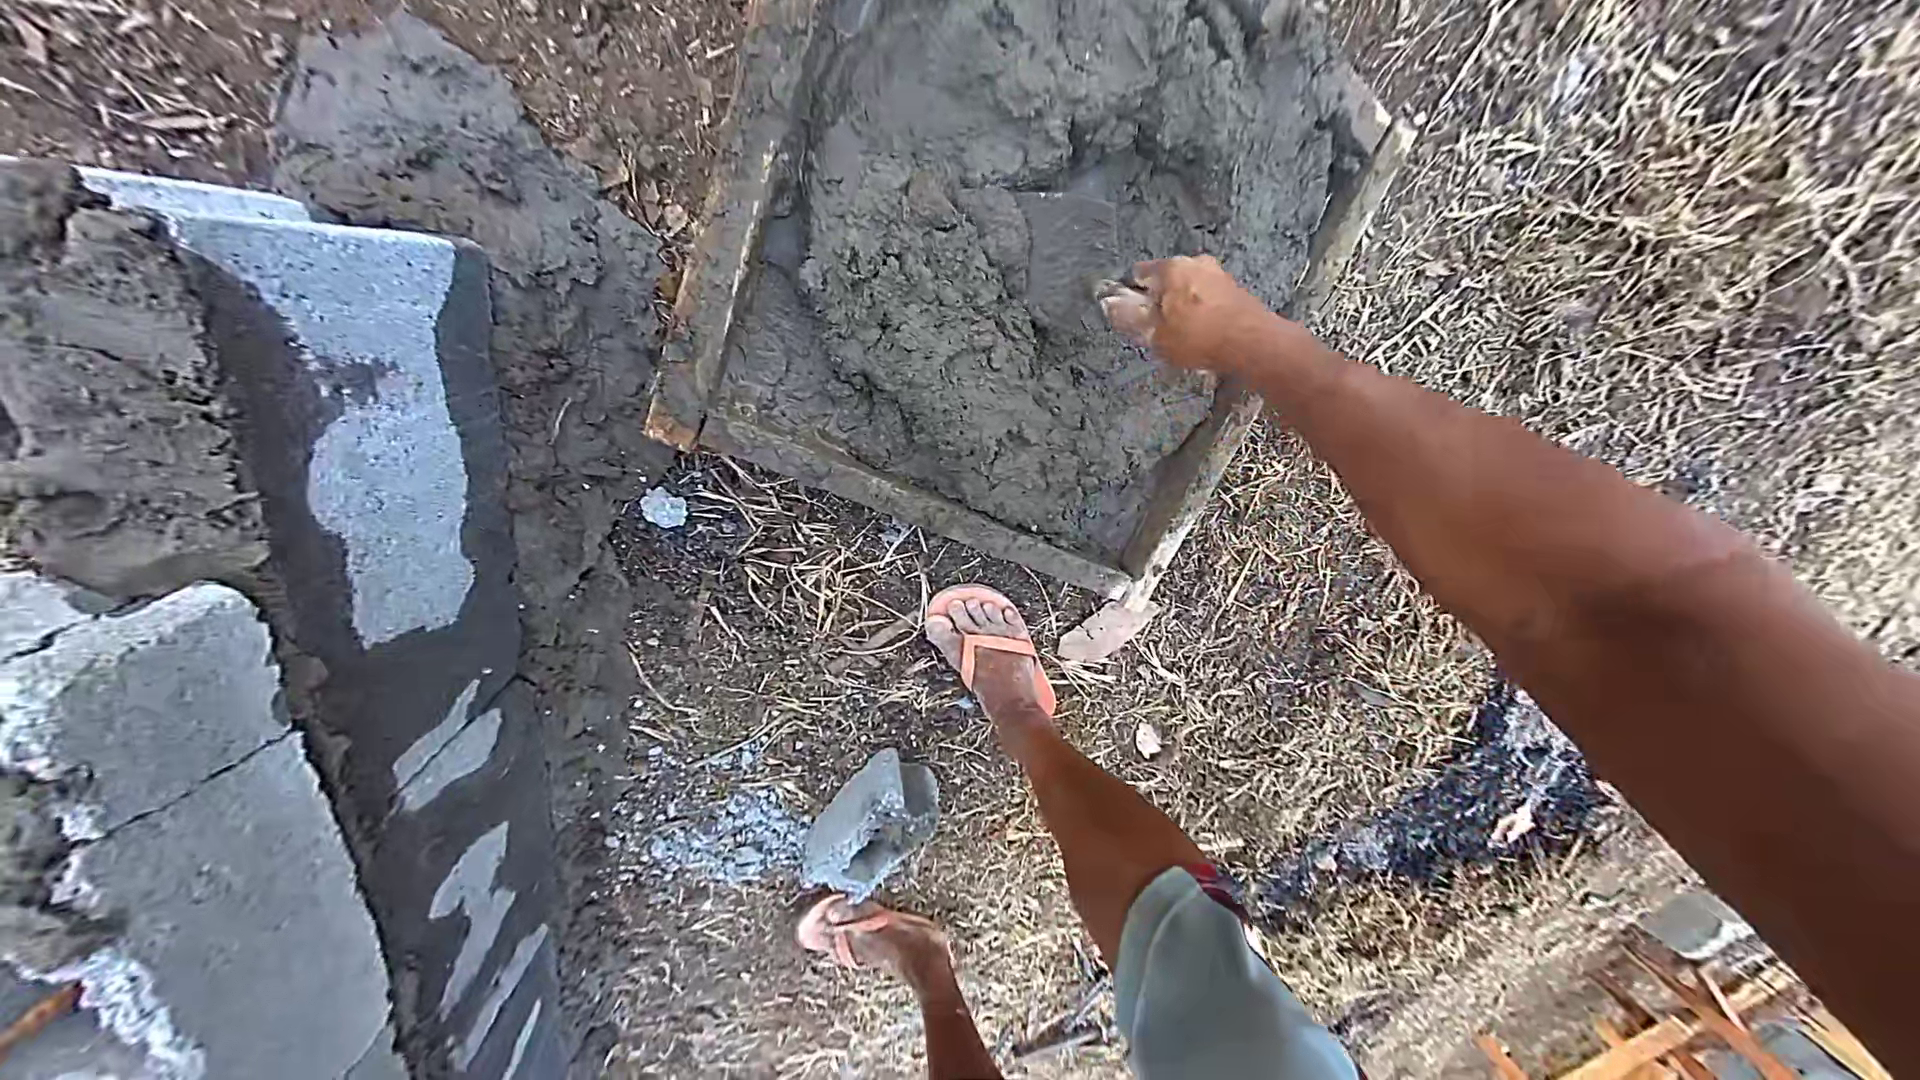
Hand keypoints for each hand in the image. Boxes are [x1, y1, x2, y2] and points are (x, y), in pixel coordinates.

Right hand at [1098, 255, 1274, 373]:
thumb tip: (1110, 305)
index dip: (1131, 296)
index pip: (1139, 274)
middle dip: (1158, 302)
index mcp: (1172, 268)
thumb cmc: (1199, 338)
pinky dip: (1200, 313)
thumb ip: (1129, 318)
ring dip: (1180, 308)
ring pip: (1187, 290)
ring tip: (1181, 337)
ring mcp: (1218, 274)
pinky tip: (1202, 334)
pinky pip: (1207, 299)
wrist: (1251, 344)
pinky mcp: (1234, 289)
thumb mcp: (1155, 335)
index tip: (1132, 316)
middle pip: (1165, 281)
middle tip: (1157, 331)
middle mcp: (1196, 262)